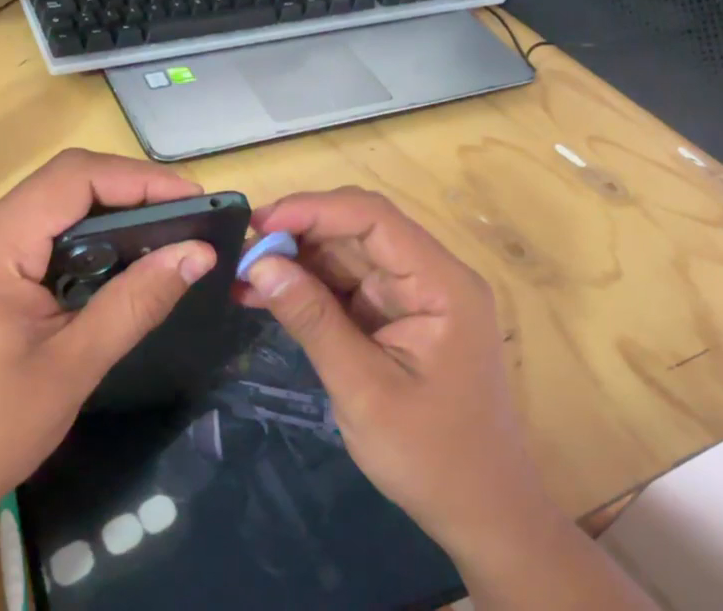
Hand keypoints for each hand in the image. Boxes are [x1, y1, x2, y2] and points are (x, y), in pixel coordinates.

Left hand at [0, 149, 216, 570]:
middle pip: (55, 190)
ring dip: (96, 225)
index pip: (72, 178)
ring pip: (38, 213)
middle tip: (187, 225)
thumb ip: (136, 301)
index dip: (139, 178)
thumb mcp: (72, 368)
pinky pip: (17, 238)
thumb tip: (198, 253)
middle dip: (125, 200)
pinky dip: (63, 247)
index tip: (195, 199)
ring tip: (156, 246)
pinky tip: (99, 271)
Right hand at [241, 188, 553, 557]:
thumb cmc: (431, 455)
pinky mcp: (394, 318)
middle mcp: (429, 277)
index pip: (373, 218)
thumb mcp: (363, 389)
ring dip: (295, 260)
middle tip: (241, 248)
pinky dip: (305, 287)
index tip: (258, 223)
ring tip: (240, 272)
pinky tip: (262, 294)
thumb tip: (258, 264)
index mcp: (440, 284)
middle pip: (358, 229)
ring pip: (345, 254)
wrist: (482, 513)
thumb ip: (313, 319)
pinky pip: (345, 286)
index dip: (313, 209)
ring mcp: (412, 297)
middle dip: (298, 232)